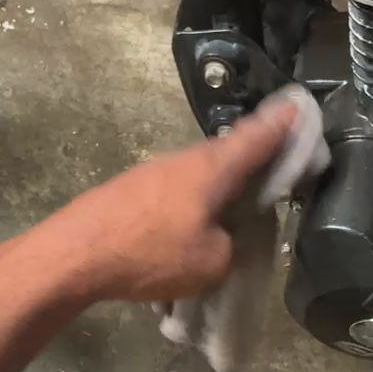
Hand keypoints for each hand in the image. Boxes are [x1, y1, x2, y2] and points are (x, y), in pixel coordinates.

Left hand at [19, 95, 299, 302]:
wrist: (73, 256)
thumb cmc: (150, 253)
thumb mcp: (211, 263)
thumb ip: (231, 244)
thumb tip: (224, 235)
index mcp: (213, 168)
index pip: (258, 137)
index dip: (283, 125)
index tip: (299, 108)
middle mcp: (183, 160)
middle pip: (227, 155)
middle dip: (250, 163)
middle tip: (271, 177)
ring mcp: (152, 173)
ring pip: (198, 177)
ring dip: (216, 191)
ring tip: (228, 216)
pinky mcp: (129, 191)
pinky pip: (173, 194)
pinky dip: (189, 207)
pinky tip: (185, 232)